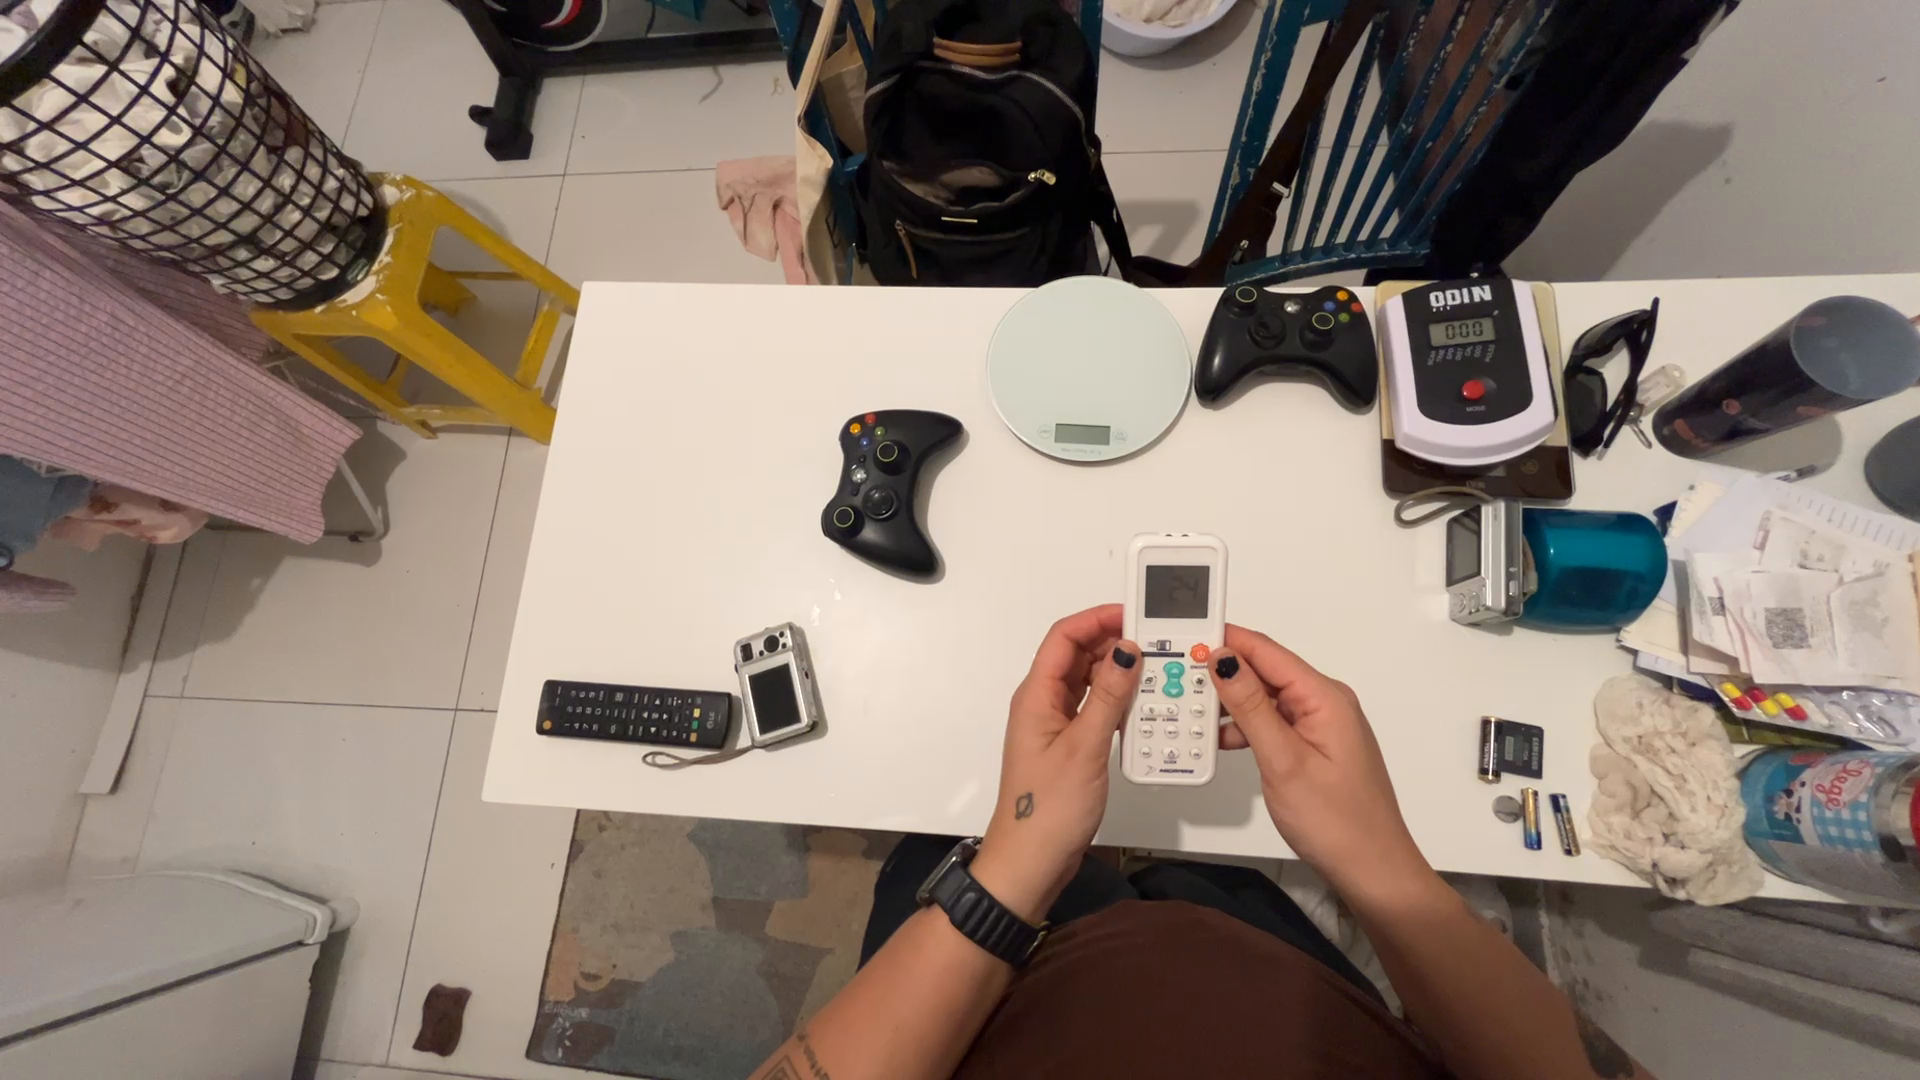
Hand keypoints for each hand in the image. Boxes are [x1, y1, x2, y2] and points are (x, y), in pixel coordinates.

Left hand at [974, 604, 1139, 922]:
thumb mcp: (1085, 748)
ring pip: (1086, 680)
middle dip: (1112, 642)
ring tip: (1152, 667)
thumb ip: (1108, 698)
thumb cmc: (1046, 810)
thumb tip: (1127, 653)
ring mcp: (1054, 722)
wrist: (1031, 861)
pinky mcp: (1067, 742)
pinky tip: (1139, 703)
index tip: (1131, 614)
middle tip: (1152, 640)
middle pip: (1076, 654)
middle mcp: (1042, 702)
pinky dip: (1115, 699)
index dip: (1096, 619)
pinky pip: (1092, 705)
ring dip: (1116, 671)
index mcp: (1036, 695)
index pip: (1064, 638)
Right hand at [1208, 625, 1433, 905]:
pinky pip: (1269, 718)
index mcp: (1323, 697)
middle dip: (1221, 670)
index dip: (1225, 639)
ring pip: (1262, 694)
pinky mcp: (1309, 742)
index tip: (1186, 637)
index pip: (1265, 650)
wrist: (1371, 872)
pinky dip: (1242, 724)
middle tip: (1180, 678)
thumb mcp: (1283, 760)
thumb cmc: (1338, 822)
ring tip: (1194, 710)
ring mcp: (1317, 722)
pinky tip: (1220, 738)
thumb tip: (1223, 659)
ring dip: (1229, 701)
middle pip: (1262, 669)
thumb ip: (1250, 706)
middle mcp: (1323, 701)